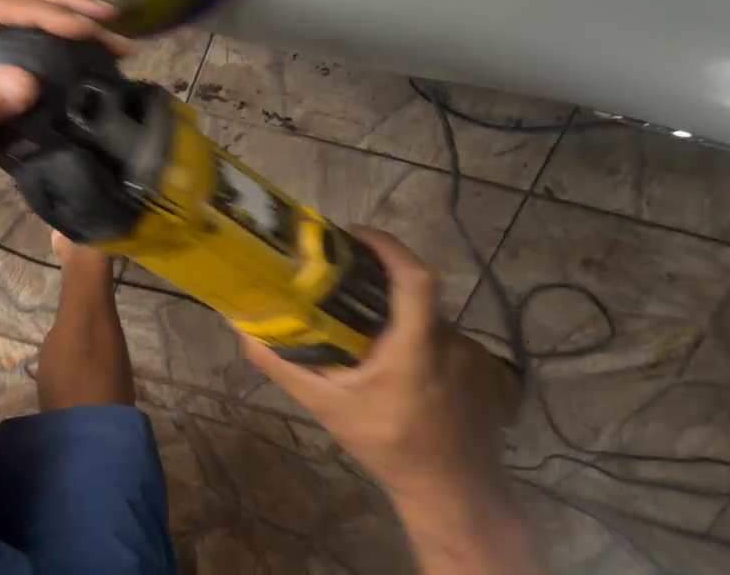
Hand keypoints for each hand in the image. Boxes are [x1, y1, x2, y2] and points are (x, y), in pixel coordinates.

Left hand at [0, 0, 126, 208]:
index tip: (81, 28)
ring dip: (67, 14)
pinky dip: (60, 33)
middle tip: (107, 17)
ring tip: (109, 25)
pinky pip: (31, 38)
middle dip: (63, 3)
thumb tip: (25, 80)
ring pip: (27, 15)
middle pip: (16, 1)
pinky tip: (86, 32)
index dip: (41, 11)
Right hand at [238, 230, 519, 501]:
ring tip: (365, 339)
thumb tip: (242, 328)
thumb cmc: (388, 444)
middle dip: (376, 288)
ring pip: (427, 319)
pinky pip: (445, 340)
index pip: (414, 279)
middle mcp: (452, 343)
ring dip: (396, 321)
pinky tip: (397, 370)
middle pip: (411, 295)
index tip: (353, 234)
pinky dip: (418, 342)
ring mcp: (475, 358)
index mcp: (415, 347)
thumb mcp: (325, 406)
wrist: (457, 496)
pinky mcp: (488, 373)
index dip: (387, 247)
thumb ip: (283, 365)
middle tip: (340, 292)